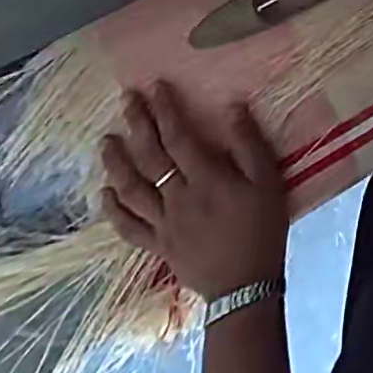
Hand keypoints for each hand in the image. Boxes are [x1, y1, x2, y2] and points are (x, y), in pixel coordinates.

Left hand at [100, 81, 287, 298]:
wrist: (247, 285)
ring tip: (106, 140)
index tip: (156, 87)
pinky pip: (129, 227)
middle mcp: (178, 198)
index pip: (178, 137)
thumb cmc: (262, 226)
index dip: (165, 110)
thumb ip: (248, 142)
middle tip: (126, 100)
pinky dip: (114, 209)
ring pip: (132, 189)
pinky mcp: (157, 246)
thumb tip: (232, 106)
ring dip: (116, 163)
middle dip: (137, 125)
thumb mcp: (267, 179)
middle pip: (150, 157)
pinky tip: (105, 192)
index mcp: (206, 179)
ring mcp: (163, 224)